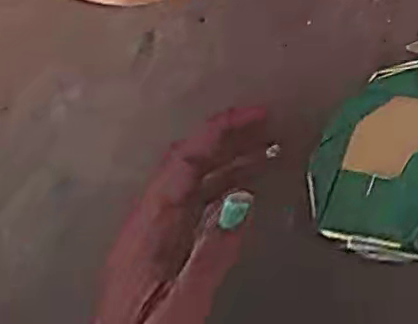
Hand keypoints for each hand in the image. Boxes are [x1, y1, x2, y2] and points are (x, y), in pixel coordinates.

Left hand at [94, 107, 269, 323]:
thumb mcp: (182, 304)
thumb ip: (211, 253)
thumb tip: (244, 197)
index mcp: (146, 230)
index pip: (183, 160)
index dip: (221, 129)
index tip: (260, 114)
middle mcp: (144, 227)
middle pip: (185, 162)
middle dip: (229, 136)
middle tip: (272, 125)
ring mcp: (150, 240)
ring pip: (191, 179)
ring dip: (230, 157)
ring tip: (270, 149)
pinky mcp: (160, 254)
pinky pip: (194, 201)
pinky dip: (225, 182)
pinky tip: (248, 189)